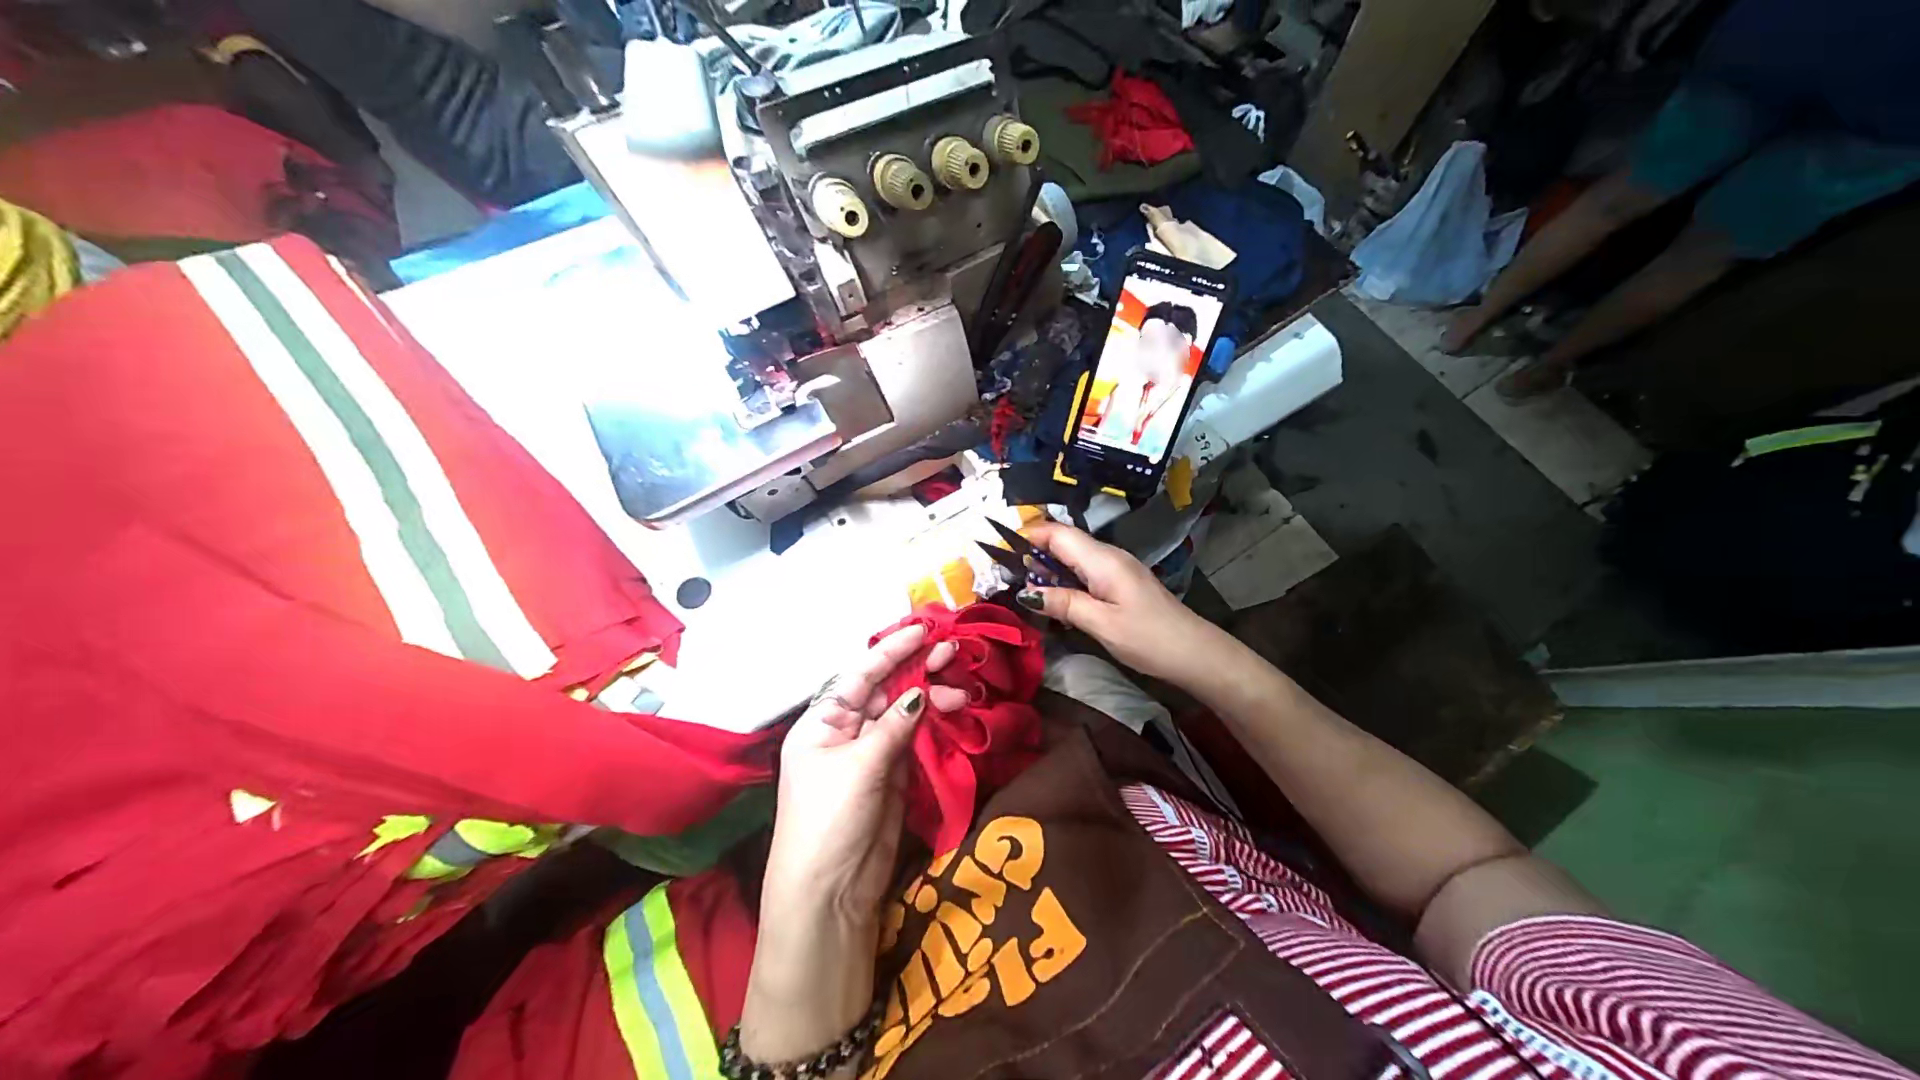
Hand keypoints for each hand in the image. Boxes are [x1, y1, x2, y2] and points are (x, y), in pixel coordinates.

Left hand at [743, 625, 966, 1062]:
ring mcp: (871, 754)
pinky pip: (916, 741)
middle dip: (918, 670)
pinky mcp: (892, 776)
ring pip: (905, 714)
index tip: (923, 630)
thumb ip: (892, 727)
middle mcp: (846, 731)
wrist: (830, 895)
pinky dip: (935, 726)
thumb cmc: (829, 821)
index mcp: (822, 721)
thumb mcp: (859, 767)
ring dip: (932, 699)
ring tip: (962, 690)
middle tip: (953, 653)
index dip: (891, 651)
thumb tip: (920, 693)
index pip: (860, 675)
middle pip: (886, 690)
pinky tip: (955, 712)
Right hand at [1015, 522, 1228, 685]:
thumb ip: (1063, 603)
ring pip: (1072, 559)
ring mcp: (1116, 570)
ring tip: (1021, 587)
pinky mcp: (1120, 584)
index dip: (1027, 536)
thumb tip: (1026, 592)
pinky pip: (1084, 573)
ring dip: (1047, 569)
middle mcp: (1108, 557)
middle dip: (1032, 553)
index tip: (1000, 552)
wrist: (1195, 654)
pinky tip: (1053, 600)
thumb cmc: (1148, 638)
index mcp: (1102, 560)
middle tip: (1003, 574)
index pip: (1057, 533)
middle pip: (1063, 543)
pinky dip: (1064, 581)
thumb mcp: (1101, 623)